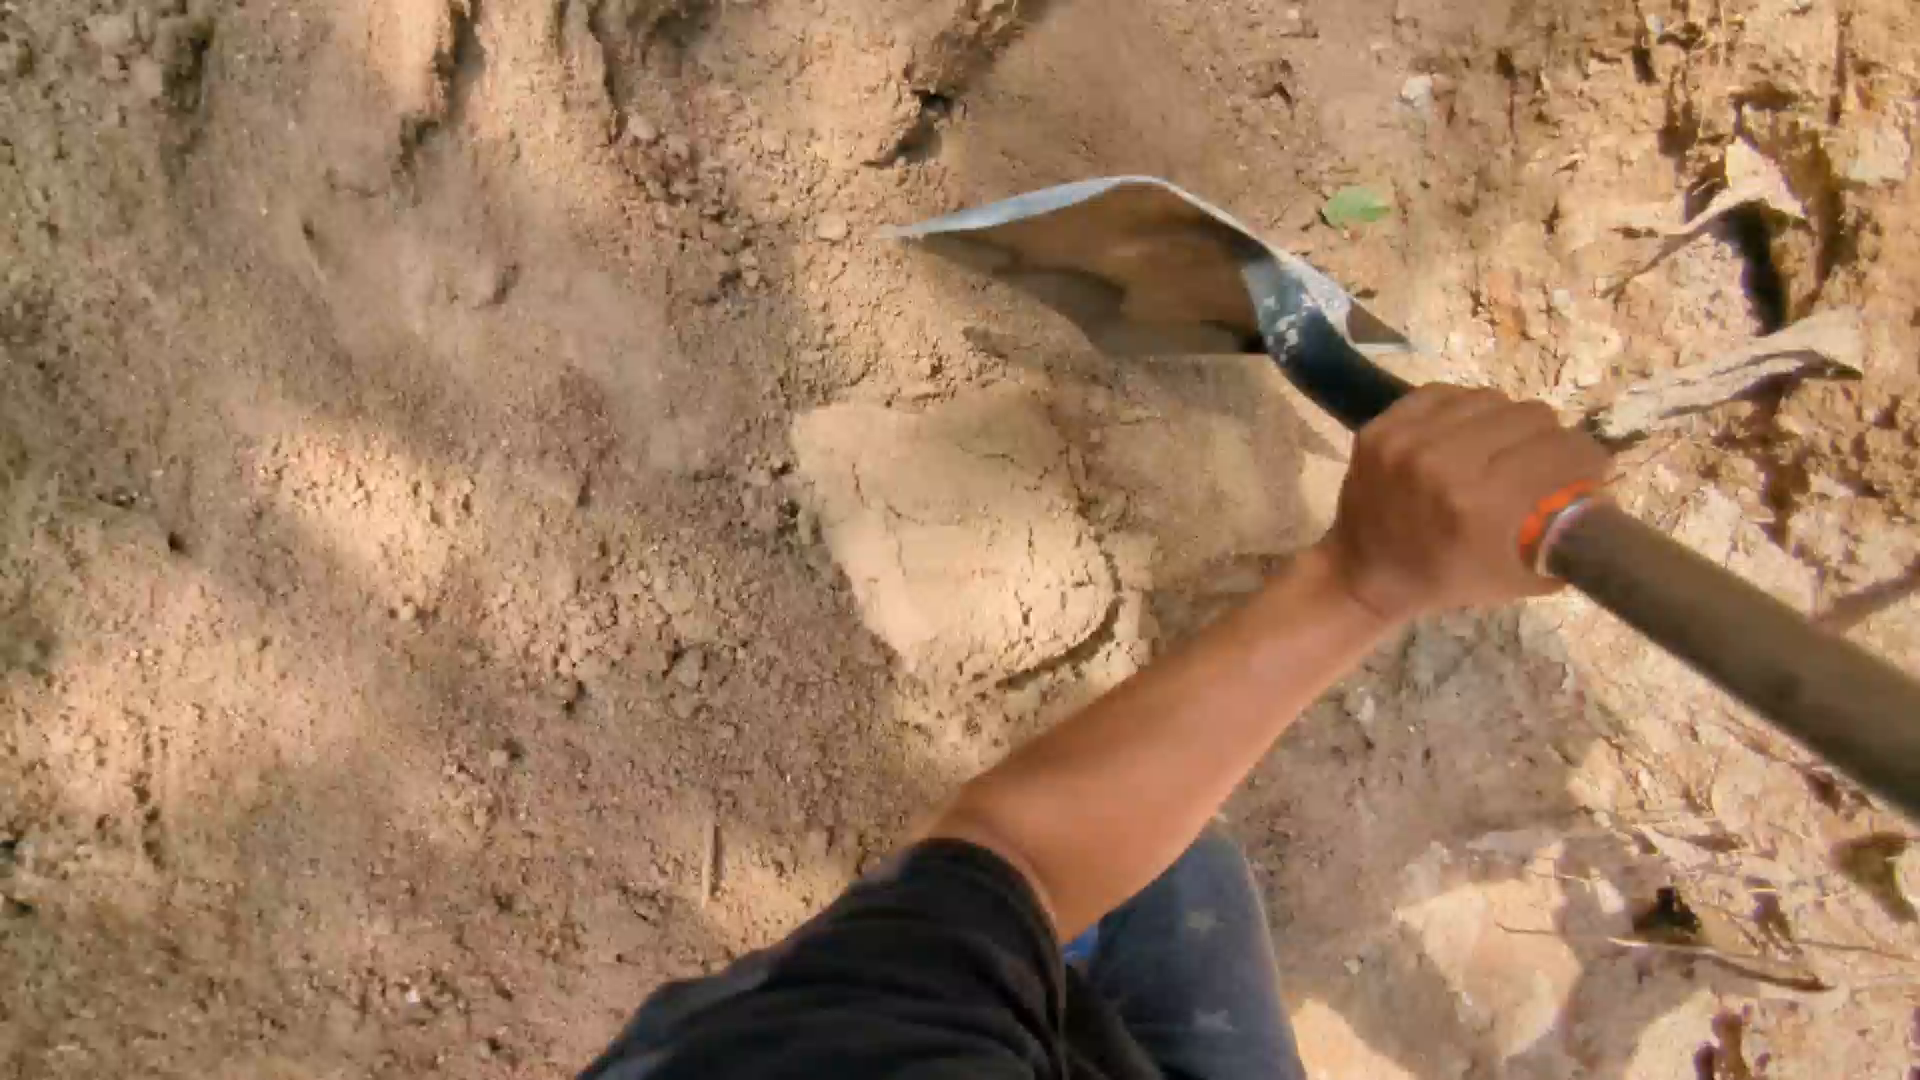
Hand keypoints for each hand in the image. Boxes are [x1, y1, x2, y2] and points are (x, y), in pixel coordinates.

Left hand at [1321, 386, 1612, 621]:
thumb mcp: (1523, 573)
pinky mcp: (1378, 429)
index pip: (1565, 449)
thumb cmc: (1446, 579)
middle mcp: (1441, 463)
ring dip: (1503, 421)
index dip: (1587, 460)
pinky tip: (1463, 432)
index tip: (1585, 470)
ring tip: (1499, 447)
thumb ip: (1570, 531)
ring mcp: (1403, 441)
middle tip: (1540, 460)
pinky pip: (1442, 394)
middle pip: (1532, 416)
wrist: (1361, 574)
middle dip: (1548, 439)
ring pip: (1489, 399)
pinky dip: (1460, 409)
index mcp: (1481, 503)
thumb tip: (1607, 491)